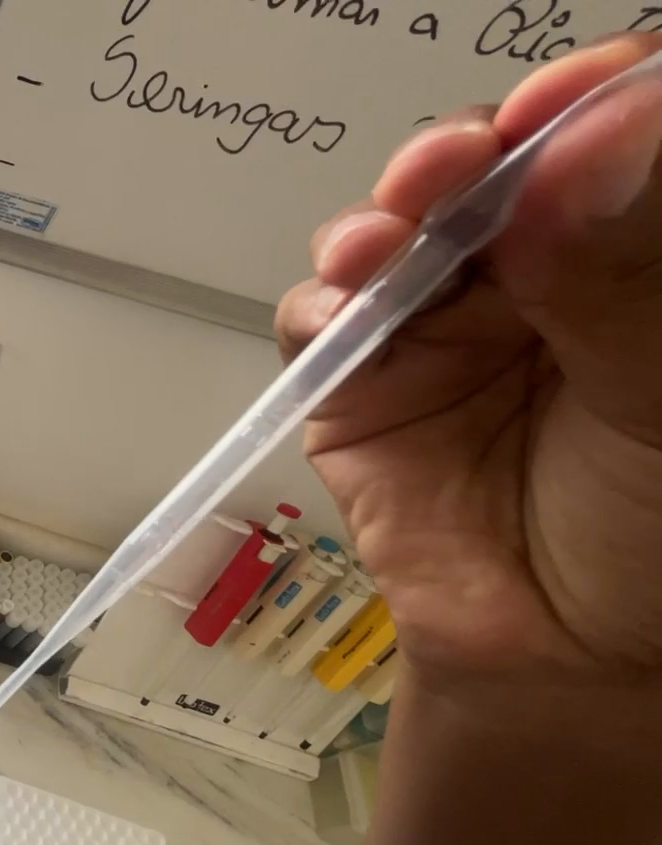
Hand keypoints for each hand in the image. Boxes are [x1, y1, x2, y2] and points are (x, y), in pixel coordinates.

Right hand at [275, 33, 661, 685]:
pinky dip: (315, 311)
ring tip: (368, 246)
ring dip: (369, 232)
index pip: (609, 154)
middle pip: (484, 187)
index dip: (588, 111)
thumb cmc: (658, 525)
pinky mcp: (353, 389)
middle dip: (458, 165)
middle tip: (446, 165)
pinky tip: (331, 313)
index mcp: (639, 264)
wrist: (557, 646)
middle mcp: (538, 281)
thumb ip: (622, 275)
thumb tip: (580, 142)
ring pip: (388, 248)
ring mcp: (437, 334)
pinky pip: (317, 330)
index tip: (568, 99)